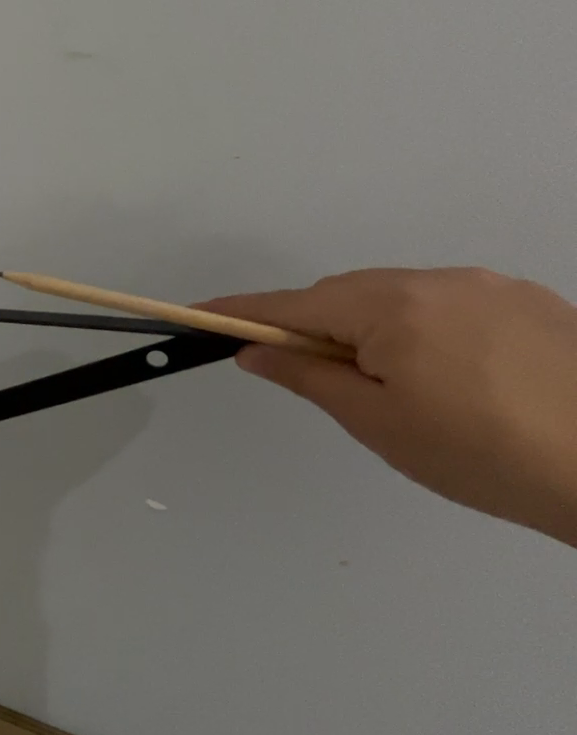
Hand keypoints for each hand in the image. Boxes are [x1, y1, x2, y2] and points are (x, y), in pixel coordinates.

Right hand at [202, 268, 576, 543]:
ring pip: (400, 299)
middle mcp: (443, 281)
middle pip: (345, 295)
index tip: (194, 316)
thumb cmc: (484, 453)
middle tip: (314, 379)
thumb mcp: (376, 421)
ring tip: (397, 390)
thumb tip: (257, 351)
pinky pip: (450, 307)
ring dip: (373, 330)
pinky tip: (452, 380)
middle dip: (316, 327)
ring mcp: (498, 289)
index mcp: (393, 305)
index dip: (237, 311)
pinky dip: (424, 332)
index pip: (290, 303)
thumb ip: (307, 376)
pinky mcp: (540, 307)